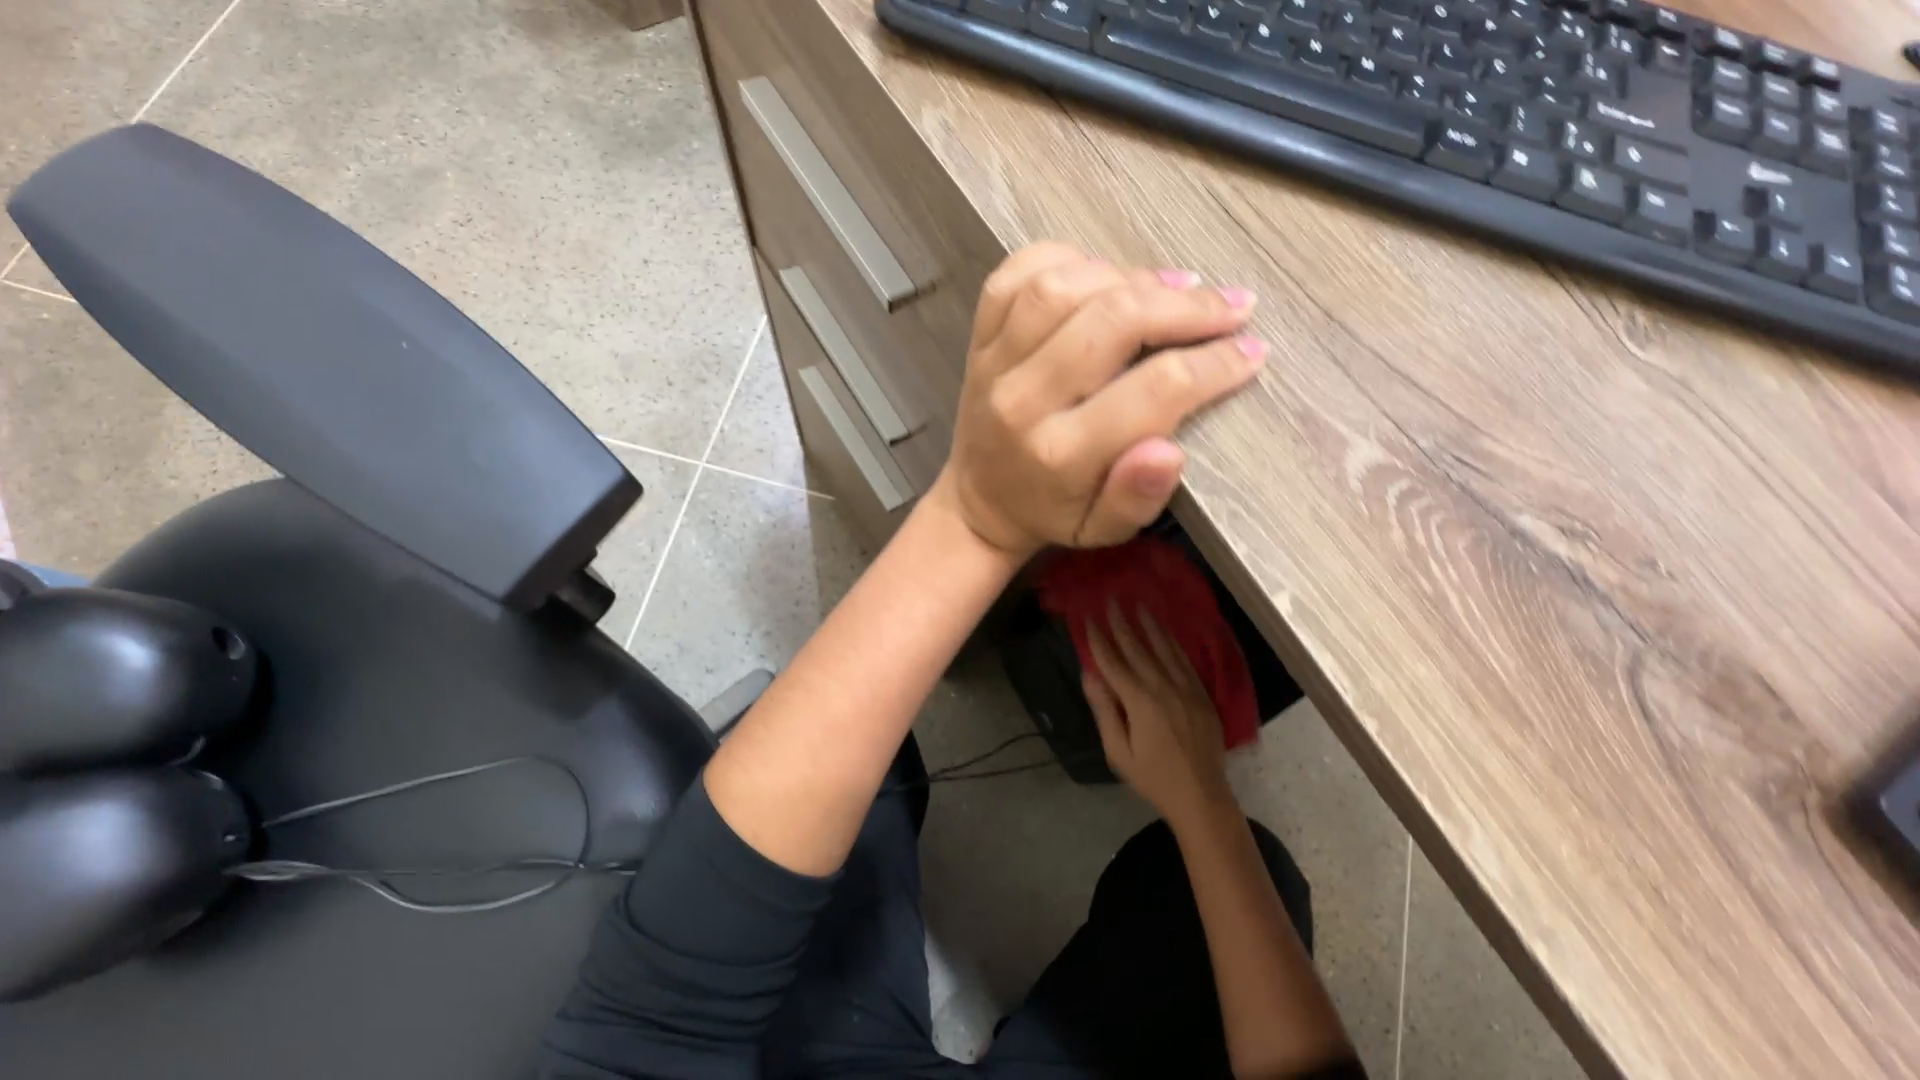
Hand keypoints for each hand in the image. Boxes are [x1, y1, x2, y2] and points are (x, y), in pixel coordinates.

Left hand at [928, 243, 1263, 558]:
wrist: (980, 499)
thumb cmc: (1055, 512)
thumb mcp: (1105, 529)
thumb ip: (1138, 496)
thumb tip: (1171, 451)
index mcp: (1060, 455)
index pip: (1151, 392)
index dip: (1213, 366)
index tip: (1251, 353)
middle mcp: (1022, 400)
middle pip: (1111, 323)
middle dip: (1186, 307)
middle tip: (1232, 306)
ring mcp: (994, 362)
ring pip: (1063, 288)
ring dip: (1129, 275)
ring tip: (1177, 286)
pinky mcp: (979, 336)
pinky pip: (1016, 273)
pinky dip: (1067, 258)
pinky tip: (1107, 272)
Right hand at [1084, 603, 1234, 828]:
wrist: (1200, 794)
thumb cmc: (1152, 777)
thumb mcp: (1118, 751)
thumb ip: (1105, 710)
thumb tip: (1090, 675)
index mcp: (1139, 702)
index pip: (1113, 663)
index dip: (1099, 640)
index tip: (1089, 619)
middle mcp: (1163, 687)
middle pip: (1139, 649)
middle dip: (1122, 624)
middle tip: (1111, 601)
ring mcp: (1186, 689)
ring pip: (1165, 649)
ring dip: (1150, 626)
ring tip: (1139, 606)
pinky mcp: (1202, 694)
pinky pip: (1185, 661)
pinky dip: (1173, 643)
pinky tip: (1166, 633)